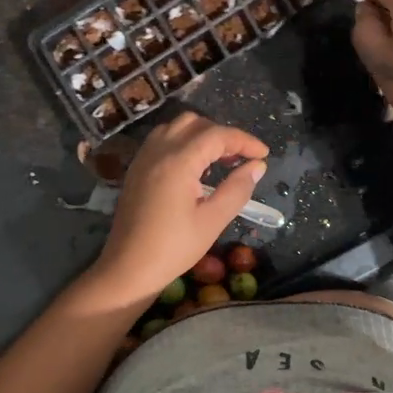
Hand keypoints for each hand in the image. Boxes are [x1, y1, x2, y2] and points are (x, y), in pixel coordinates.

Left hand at [88, 112, 267, 304]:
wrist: (128, 268)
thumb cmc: (173, 248)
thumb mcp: (212, 221)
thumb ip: (237, 189)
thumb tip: (257, 166)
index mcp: (177, 161)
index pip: (217, 135)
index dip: (244, 141)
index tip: (264, 155)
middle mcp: (158, 151)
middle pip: (195, 123)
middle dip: (222, 135)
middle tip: (241, 158)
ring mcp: (143, 158)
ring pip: (176, 128)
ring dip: (201, 135)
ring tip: (219, 161)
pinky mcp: (136, 170)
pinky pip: (161, 141)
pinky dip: (182, 143)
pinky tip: (194, 168)